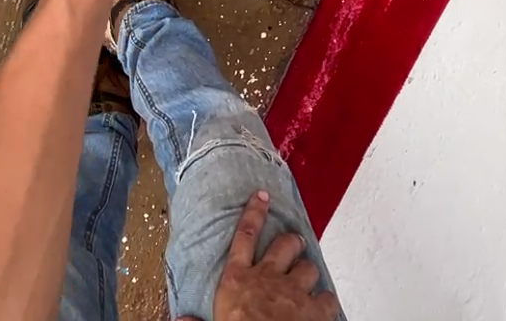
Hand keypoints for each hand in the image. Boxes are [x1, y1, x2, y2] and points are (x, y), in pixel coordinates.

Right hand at [179, 191, 339, 320]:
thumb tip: (179, 319)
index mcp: (237, 279)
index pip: (245, 235)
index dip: (254, 212)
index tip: (261, 196)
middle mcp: (267, 277)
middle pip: (283, 245)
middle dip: (291, 242)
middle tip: (294, 242)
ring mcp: (292, 291)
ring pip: (307, 267)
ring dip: (308, 270)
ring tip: (308, 273)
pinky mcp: (314, 309)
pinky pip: (326, 296)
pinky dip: (326, 300)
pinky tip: (324, 303)